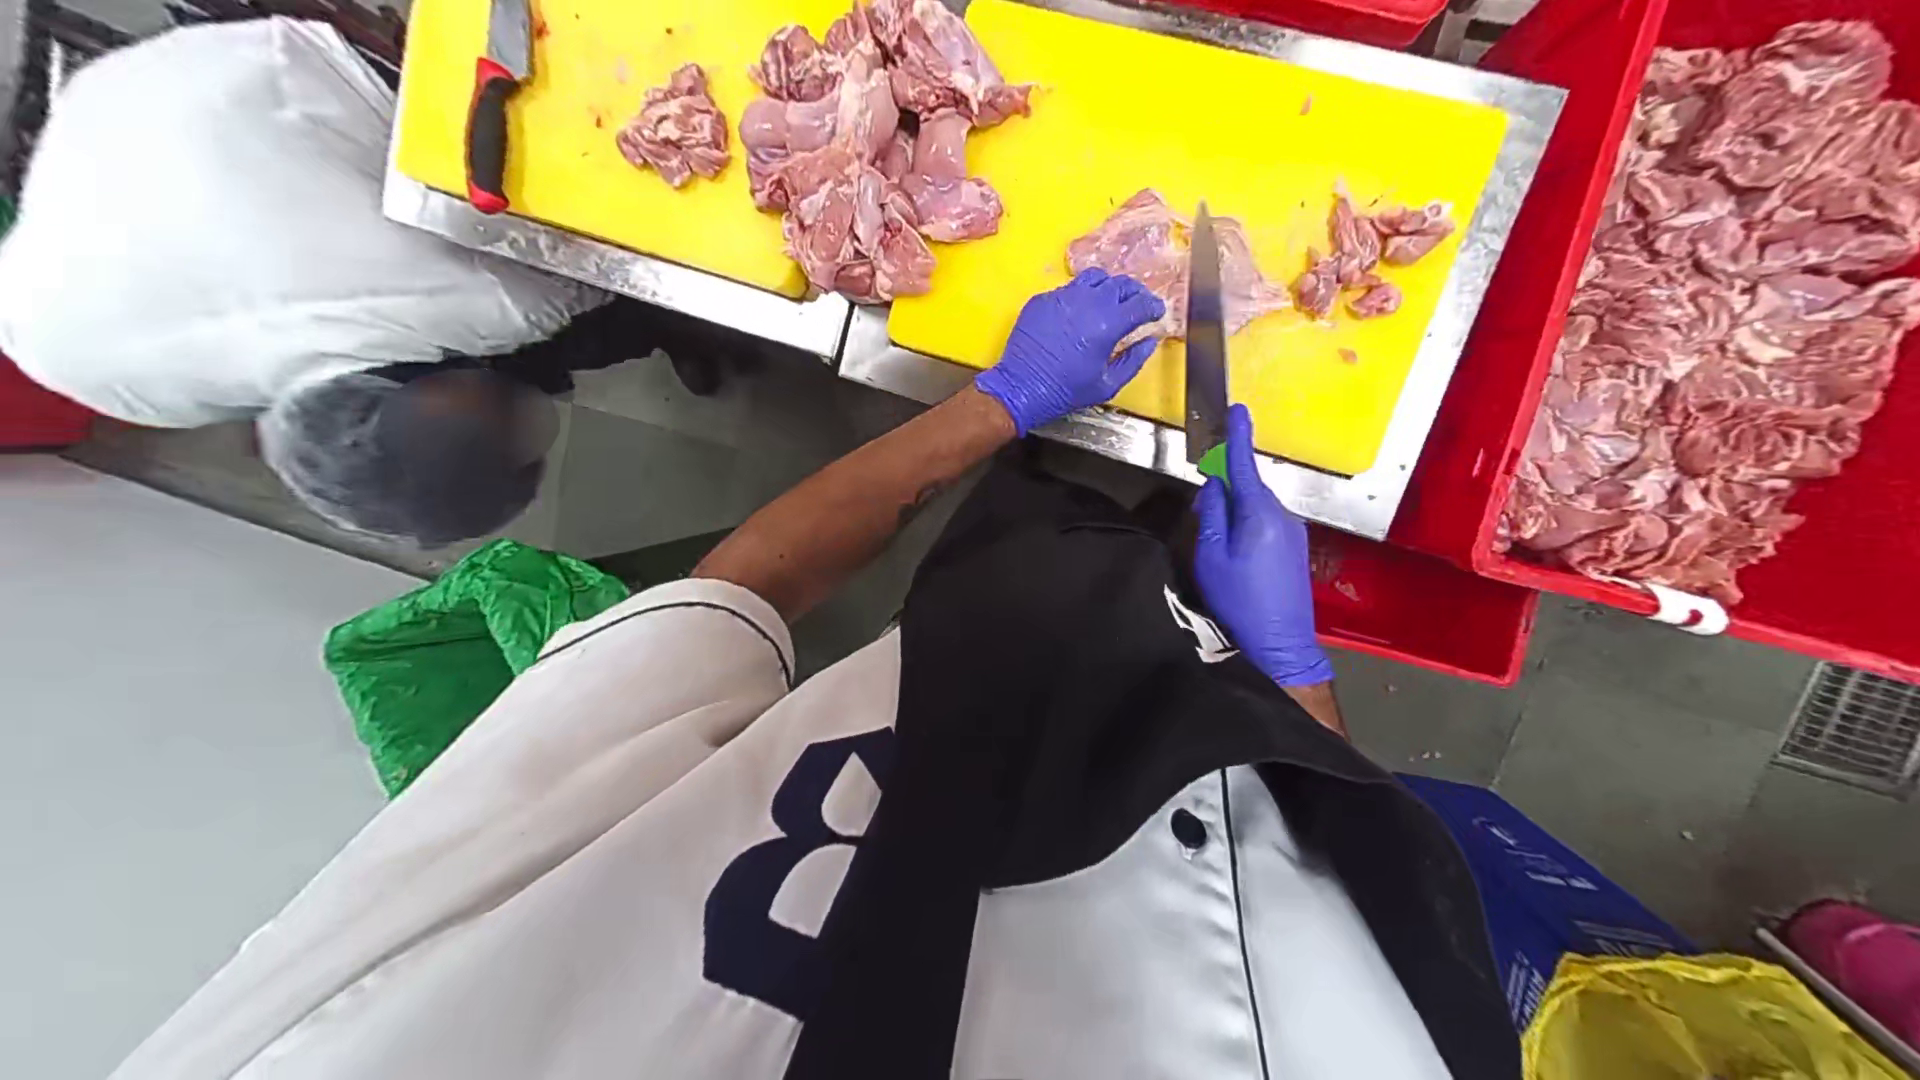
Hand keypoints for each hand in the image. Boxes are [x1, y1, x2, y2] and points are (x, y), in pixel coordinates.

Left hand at [975, 268, 1165, 434]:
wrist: (1020, 388)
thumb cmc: (1065, 391)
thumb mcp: (1107, 385)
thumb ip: (1134, 361)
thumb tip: (1149, 341)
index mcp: (1108, 324)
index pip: (1141, 303)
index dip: (1153, 307)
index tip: (1156, 313)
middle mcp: (1087, 302)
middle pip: (1120, 284)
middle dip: (1134, 293)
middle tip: (1136, 304)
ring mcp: (1063, 297)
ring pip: (1094, 278)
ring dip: (1107, 287)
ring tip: (1108, 301)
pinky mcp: (1043, 299)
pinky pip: (1068, 289)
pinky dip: (1080, 296)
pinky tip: (1078, 312)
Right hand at [1193, 404, 1331, 687]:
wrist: (1281, 642)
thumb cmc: (1239, 599)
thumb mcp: (1211, 556)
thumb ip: (1210, 514)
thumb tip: (1213, 484)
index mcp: (1259, 513)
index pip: (1245, 465)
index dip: (1238, 436)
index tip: (1237, 410)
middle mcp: (1283, 515)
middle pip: (1248, 487)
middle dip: (1224, 489)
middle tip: (1200, 513)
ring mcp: (1294, 531)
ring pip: (1256, 506)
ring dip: (1234, 511)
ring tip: (1216, 545)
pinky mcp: (1295, 547)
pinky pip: (1266, 522)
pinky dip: (1247, 524)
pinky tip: (1235, 552)